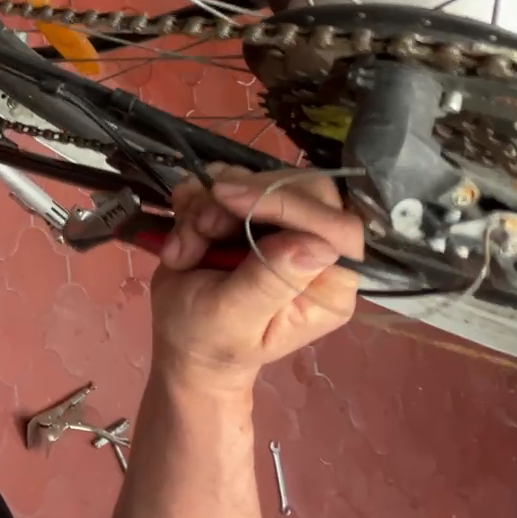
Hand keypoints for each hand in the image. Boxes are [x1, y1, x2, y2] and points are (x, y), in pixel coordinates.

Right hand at [149, 165, 364, 393]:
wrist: (181, 338)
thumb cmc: (210, 338)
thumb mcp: (233, 316)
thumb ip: (270, 280)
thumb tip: (317, 245)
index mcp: (327, 283)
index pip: (335, 226)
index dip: (286, 203)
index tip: (228, 198)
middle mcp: (310, 248)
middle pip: (298, 188)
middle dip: (241, 199)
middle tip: (202, 227)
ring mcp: (275, 227)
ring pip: (251, 179)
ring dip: (206, 205)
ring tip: (187, 246)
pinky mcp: (243, 213)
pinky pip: (220, 180)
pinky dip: (191, 200)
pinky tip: (182, 235)